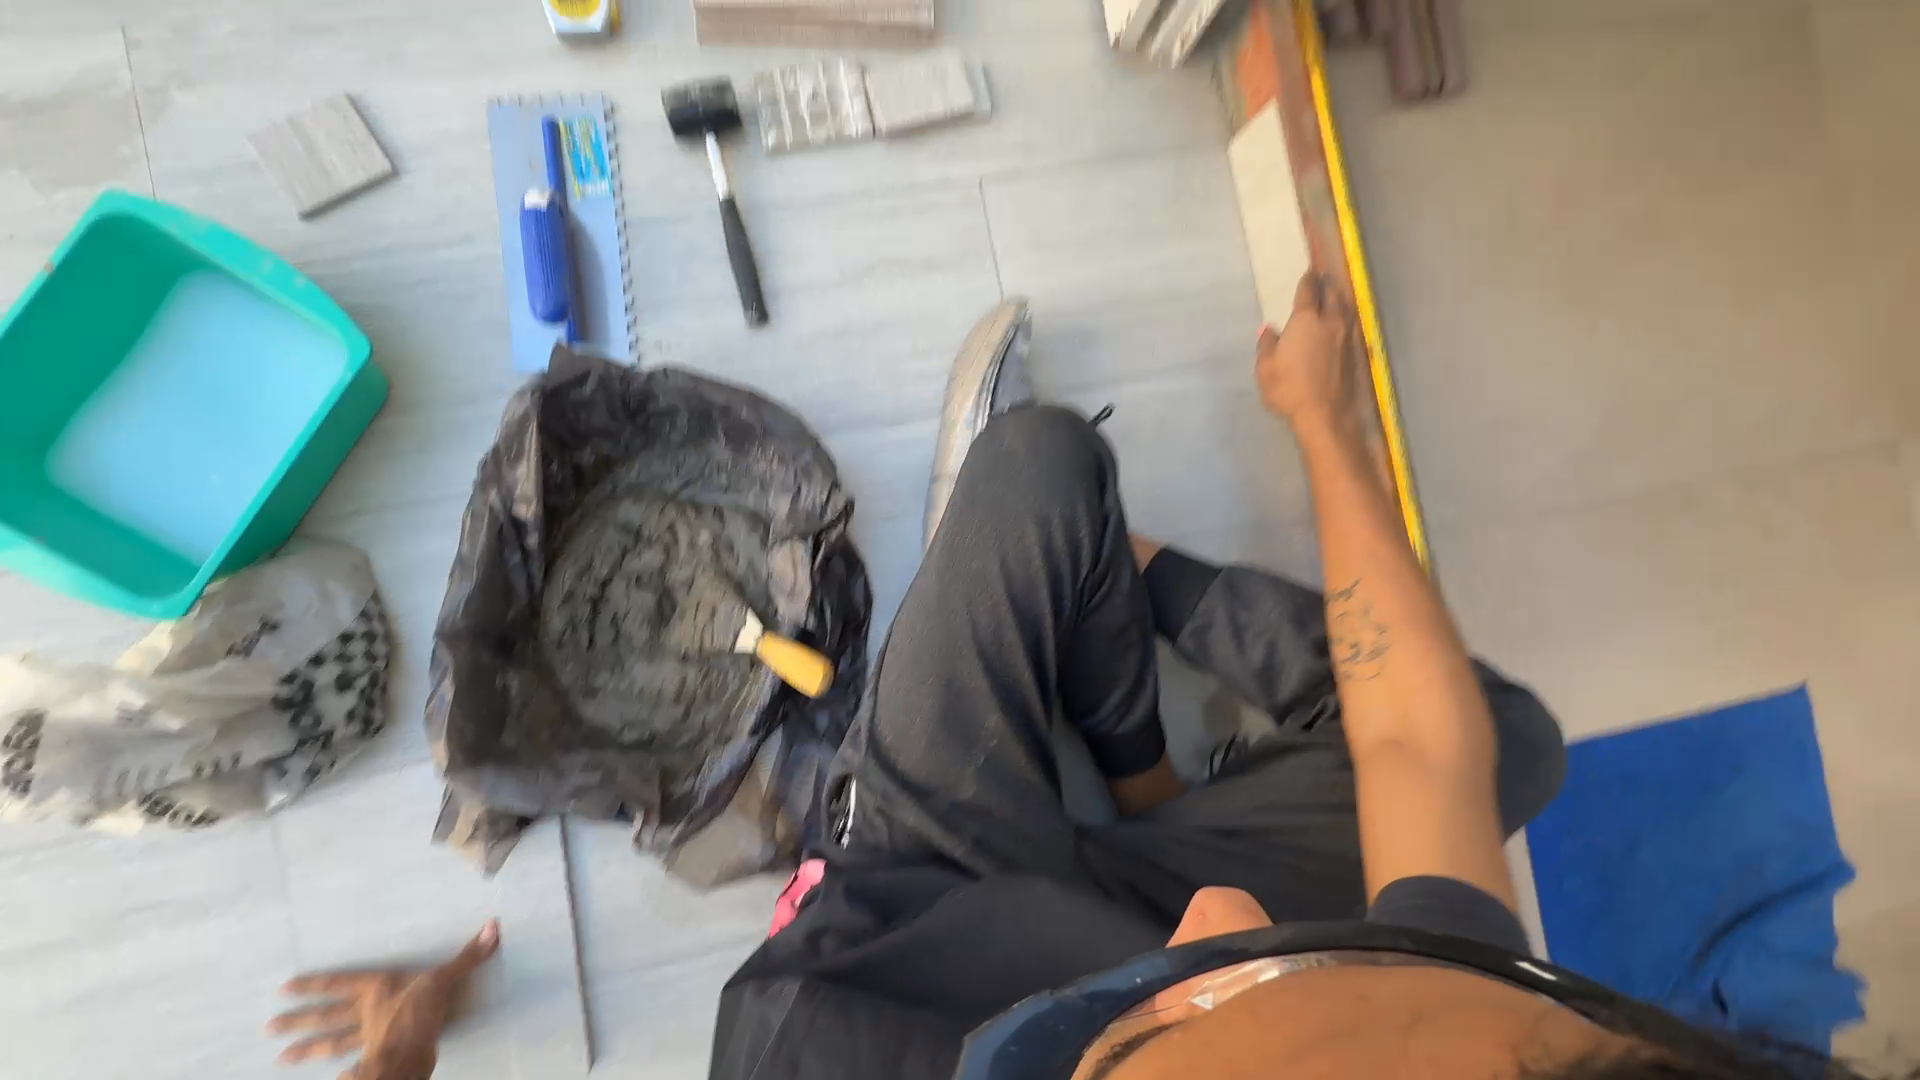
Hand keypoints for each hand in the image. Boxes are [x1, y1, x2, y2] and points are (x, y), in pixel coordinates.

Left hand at [270, 920, 499, 1079]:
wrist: (408, 1058)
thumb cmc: (419, 1014)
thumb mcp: (444, 979)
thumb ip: (467, 957)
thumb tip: (494, 926)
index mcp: (377, 991)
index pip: (340, 985)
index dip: (313, 986)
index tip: (283, 989)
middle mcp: (365, 1014)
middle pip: (327, 1017)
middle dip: (299, 1020)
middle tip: (268, 1027)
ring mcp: (366, 1040)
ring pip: (332, 1044)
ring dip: (307, 1050)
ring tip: (279, 1058)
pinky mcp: (374, 1062)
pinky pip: (354, 1066)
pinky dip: (344, 1074)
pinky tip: (336, 1078)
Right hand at [1255, 271, 1360, 435]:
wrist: (1325, 414)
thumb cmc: (1288, 389)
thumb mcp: (1265, 368)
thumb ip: (1267, 344)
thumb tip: (1268, 328)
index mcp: (1305, 321)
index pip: (1308, 292)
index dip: (1307, 280)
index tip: (1308, 271)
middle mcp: (1330, 321)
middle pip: (1332, 294)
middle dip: (1327, 284)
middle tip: (1323, 278)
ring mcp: (1347, 336)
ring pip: (1345, 307)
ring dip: (1339, 298)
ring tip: (1334, 295)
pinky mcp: (1357, 351)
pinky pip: (1351, 324)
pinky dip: (1345, 317)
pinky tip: (1341, 322)